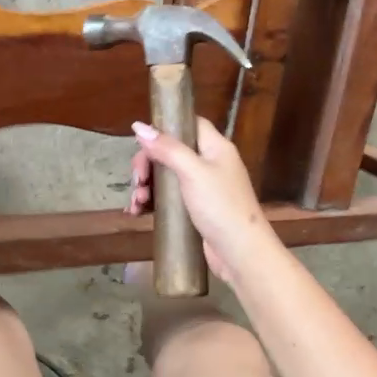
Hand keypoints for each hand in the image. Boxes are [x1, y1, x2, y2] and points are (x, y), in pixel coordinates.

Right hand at [124, 117, 281, 282]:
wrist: (240, 253)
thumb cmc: (220, 206)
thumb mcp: (193, 172)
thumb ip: (167, 148)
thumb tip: (139, 125)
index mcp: (215, 148)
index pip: (189, 124)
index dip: (166, 127)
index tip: (142, 140)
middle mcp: (209, 164)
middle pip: (171, 151)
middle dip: (148, 163)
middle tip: (137, 180)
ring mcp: (202, 188)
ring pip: (166, 176)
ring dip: (146, 185)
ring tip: (136, 203)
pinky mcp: (195, 210)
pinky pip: (168, 199)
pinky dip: (152, 202)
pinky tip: (137, 211)